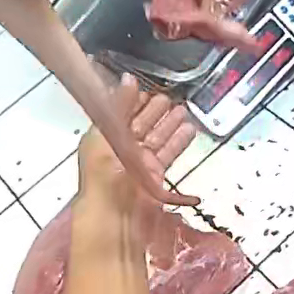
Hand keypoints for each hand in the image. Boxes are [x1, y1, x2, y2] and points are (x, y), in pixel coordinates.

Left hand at [75, 73, 196, 210]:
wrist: (114, 215)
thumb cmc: (103, 174)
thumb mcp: (107, 134)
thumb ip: (119, 106)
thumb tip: (129, 78)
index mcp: (104, 138)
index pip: (121, 114)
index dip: (134, 102)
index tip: (148, 88)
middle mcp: (121, 150)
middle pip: (142, 125)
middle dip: (156, 111)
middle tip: (170, 97)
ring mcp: (139, 163)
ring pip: (158, 138)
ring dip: (170, 124)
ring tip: (184, 110)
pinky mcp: (155, 176)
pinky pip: (168, 154)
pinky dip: (179, 142)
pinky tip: (189, 130)